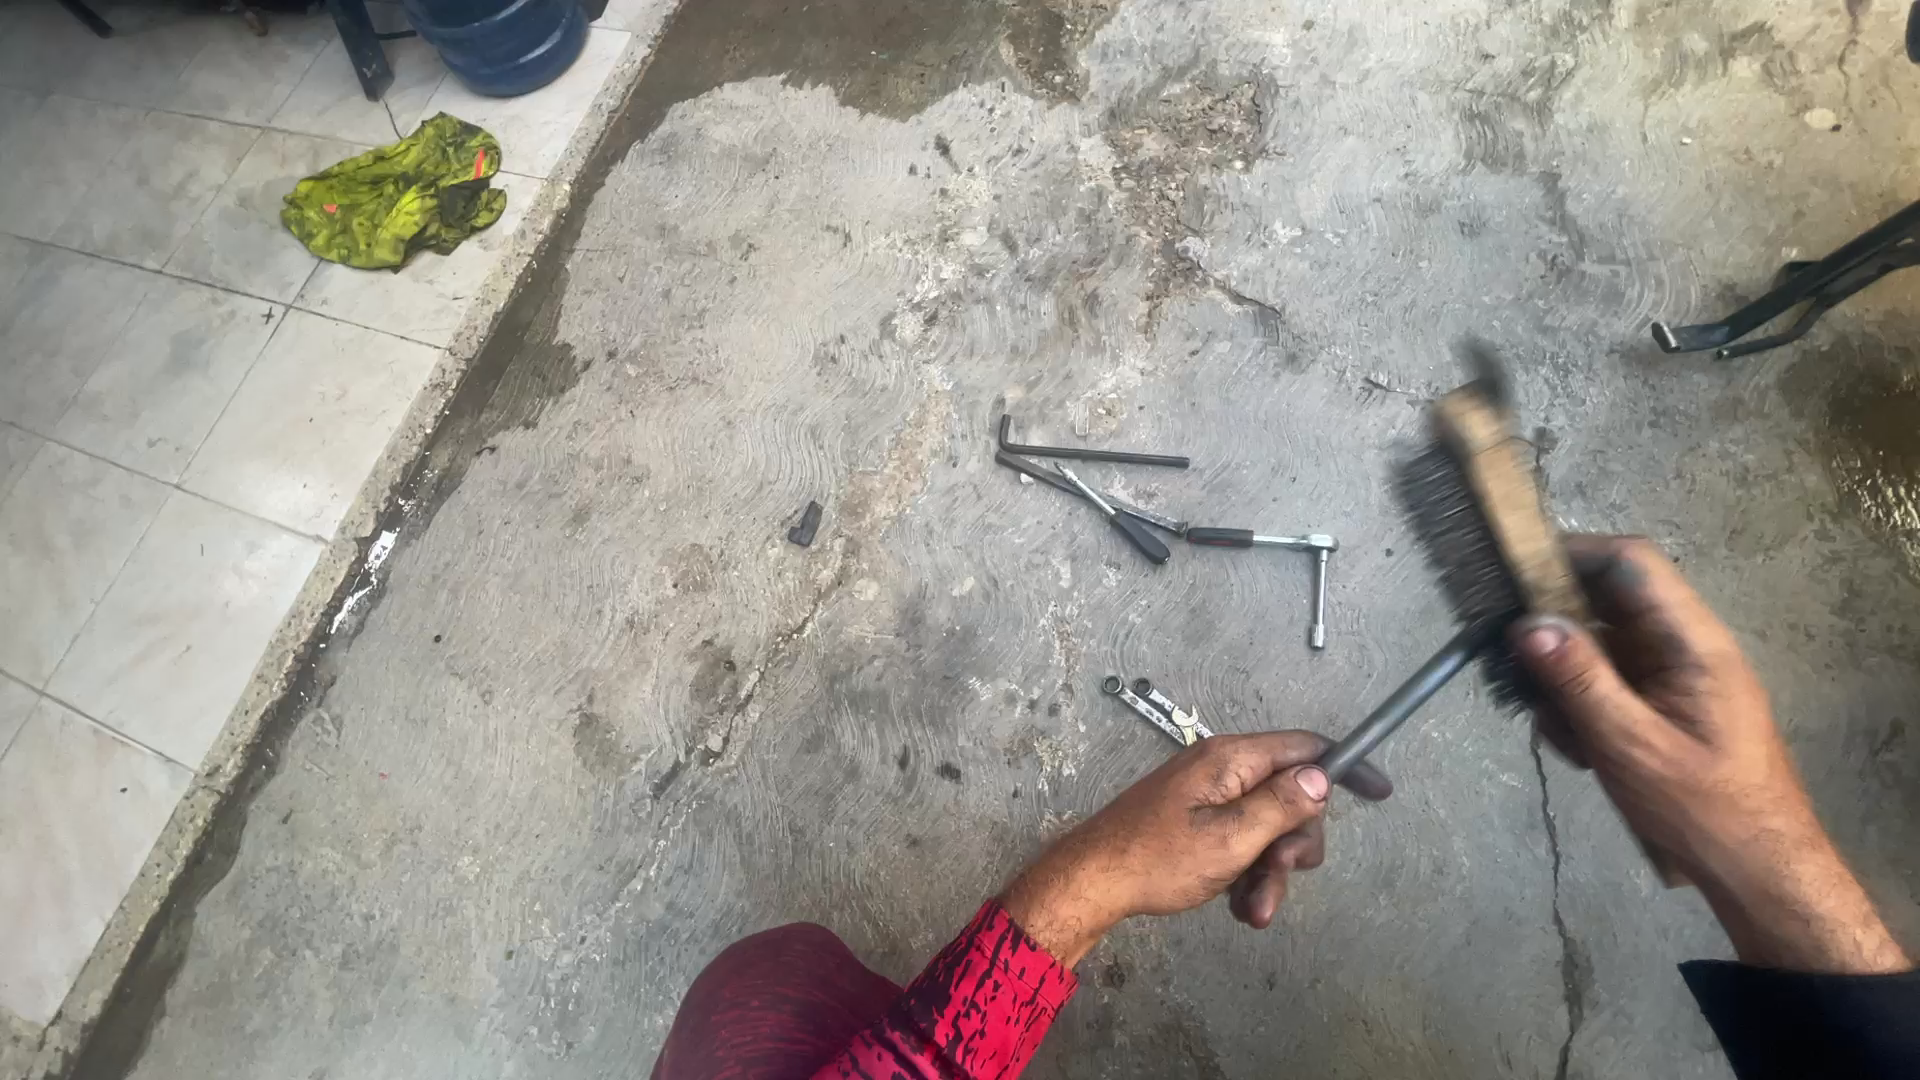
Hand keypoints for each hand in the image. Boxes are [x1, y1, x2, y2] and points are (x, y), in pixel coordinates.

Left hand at [999, 732, 1391, 964]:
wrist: (1097, 878)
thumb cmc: (1158, 858)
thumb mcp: (1231, 838)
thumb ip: (1280, 805)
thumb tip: (1321, 775)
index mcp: (1230, 759)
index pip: (1303, 747)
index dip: (1344, 767)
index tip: (1381, 793)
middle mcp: (1221, 768)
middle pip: (1291, 796)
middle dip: (1294, 845)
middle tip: (1276, 877)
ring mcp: (1208, 794)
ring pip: (1268, 827)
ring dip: (1270, 871)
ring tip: (1252, 909)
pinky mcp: (1198, 818)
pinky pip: (1242, 839)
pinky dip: (1247, 872)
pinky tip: (1237, 904)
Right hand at [1511, 534, 1909, 974]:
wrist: (1756, 873)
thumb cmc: (1705, 807)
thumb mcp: (1631, 744)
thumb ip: (1579, 679)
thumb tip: (1526, 623)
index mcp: (1692, 644)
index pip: (1632, 564)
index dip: (1572, 551)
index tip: (1509, 568)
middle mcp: (1678, 647)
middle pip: (1599, 600)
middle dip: (1547, 625)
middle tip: (1506, 656)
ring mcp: (1663, 673)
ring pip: (1587, 642)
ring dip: (1553, 674)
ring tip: (1549, 720)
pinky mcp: (1649, 699)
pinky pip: (1592, 677)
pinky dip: (1567, 701)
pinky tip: (1571, 742)